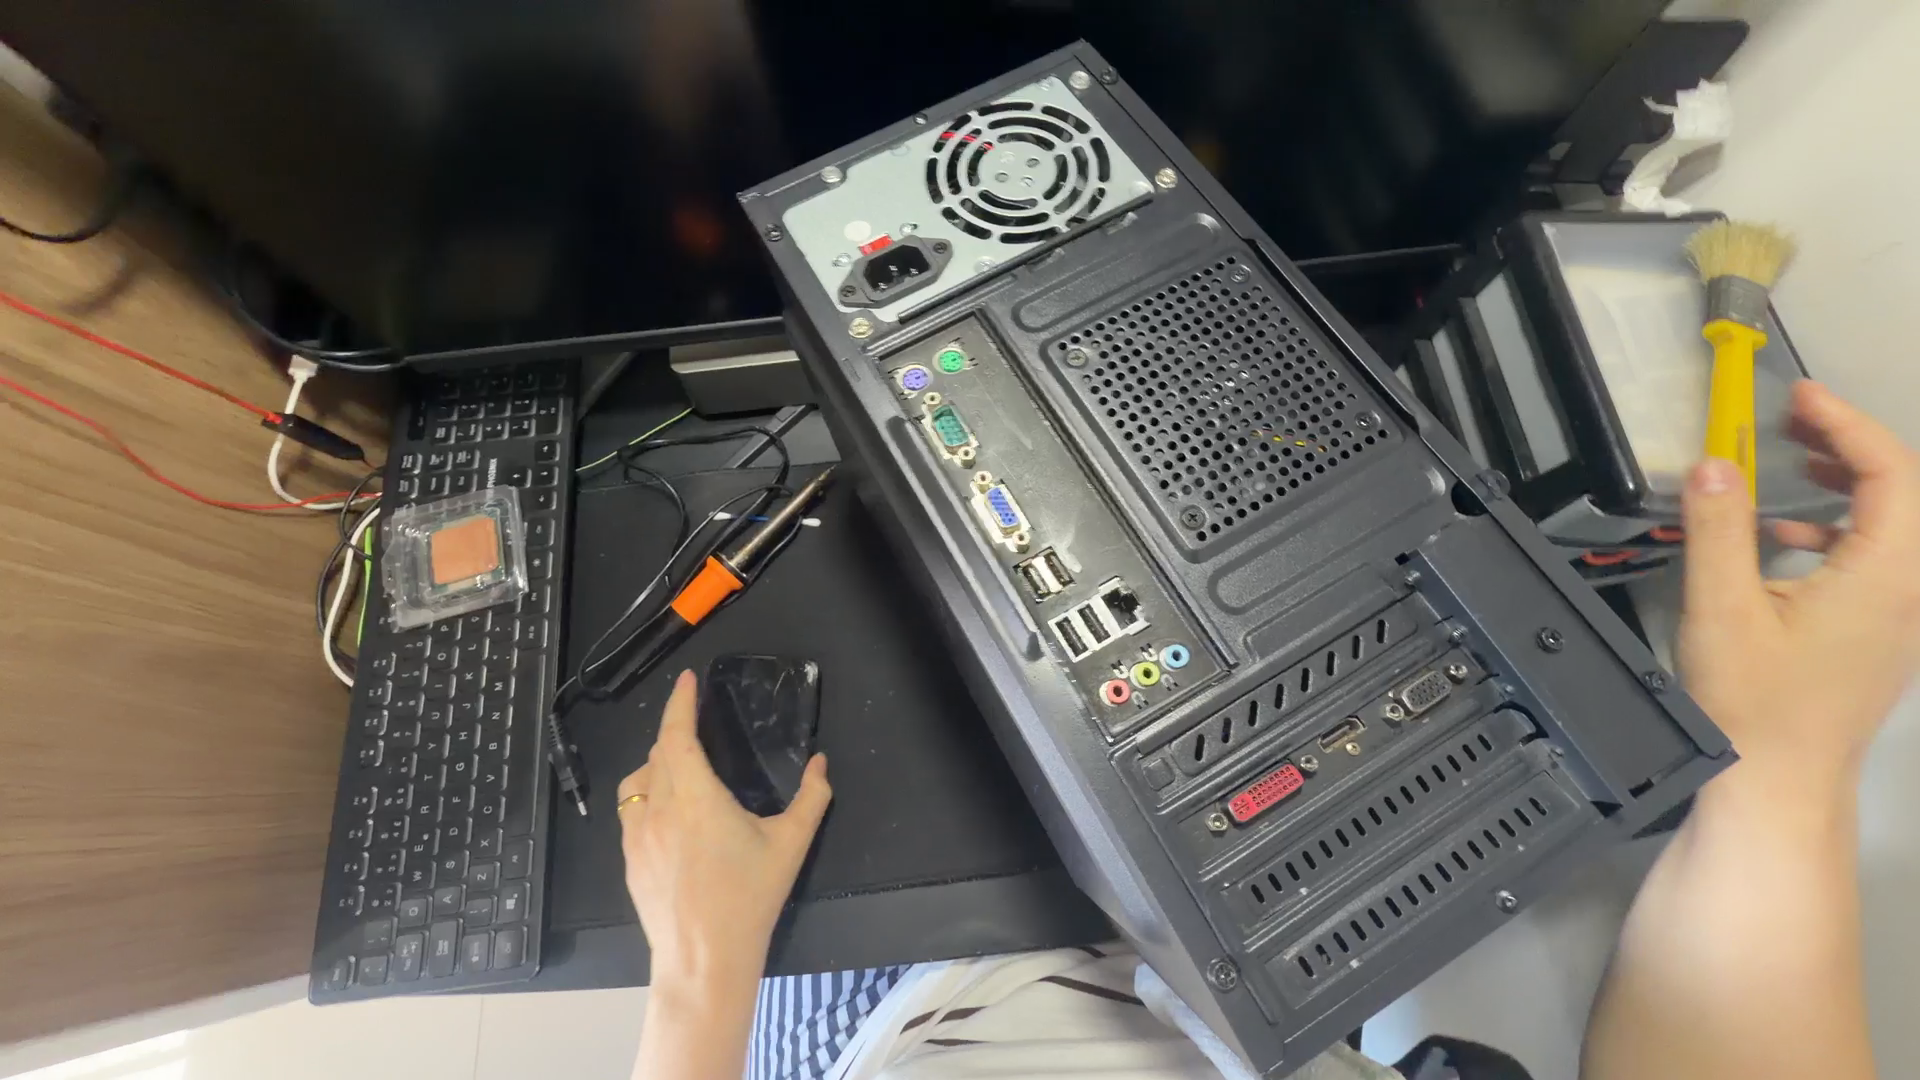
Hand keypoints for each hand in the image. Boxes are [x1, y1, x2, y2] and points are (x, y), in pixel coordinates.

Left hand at [617, 669, 831, 983]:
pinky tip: (669, 809)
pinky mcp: (630, 861)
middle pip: (656, 753)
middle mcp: (660, 810)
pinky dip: (647, 793)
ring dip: (656, 761)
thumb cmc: (750, 897)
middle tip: (697, 721)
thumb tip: (820, 764)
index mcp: (696, 799)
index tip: (687, 681)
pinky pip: (631, 811)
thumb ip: (812, 797)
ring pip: (637, 781)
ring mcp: (638, 837)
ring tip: (681, 763)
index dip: (680, 704)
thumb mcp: (791, 844)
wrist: (704, 961)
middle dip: (674, 729)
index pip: (677, 736)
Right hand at [1680, 381, 1919, 786]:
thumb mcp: (1722, 606)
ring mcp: (1906, 611)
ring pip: (1899, 525)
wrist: (1780, 771)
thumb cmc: (1753, 694)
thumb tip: (1712, 464)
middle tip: (1790, 419)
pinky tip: (1782, 537)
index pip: (1893, 475)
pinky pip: (1881, 557)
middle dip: (1852, 445)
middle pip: (1909, 494)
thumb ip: (1719, 531)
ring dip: (1850, 483)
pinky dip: (1839, 527)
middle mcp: (1916, 587)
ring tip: (1791, 462)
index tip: (1798, 397)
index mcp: (1890, 574)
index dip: (1848, 426)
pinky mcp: (1884, 628)